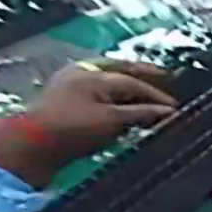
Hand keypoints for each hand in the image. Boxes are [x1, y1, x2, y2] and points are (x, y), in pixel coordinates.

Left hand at [23, 61, 177, 157]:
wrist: (35, 142)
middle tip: (164, 74)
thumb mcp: (114, 120)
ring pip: (106, 76)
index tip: (176, 108)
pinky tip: (124, 96)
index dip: (156, 95)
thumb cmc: (76, 128)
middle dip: (141, 72)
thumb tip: (170, 111)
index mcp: (91, 75)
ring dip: (128, 80)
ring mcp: (70, 83)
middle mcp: (80, 73)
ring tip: (147, 86)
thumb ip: (143, 113)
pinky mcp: (66, 96)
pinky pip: (98, 86)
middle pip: (117, 68)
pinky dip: (116, 90)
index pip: (132, 81)